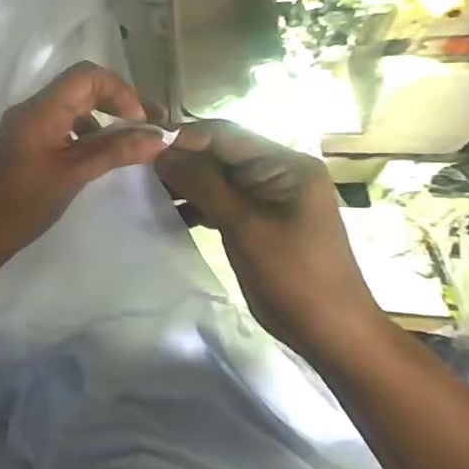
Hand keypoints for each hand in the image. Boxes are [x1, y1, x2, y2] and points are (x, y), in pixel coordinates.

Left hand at [0, 62, 171, 264]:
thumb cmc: (26, 203)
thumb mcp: (75, 175)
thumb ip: (115, 151)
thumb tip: (159, 138)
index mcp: (40, 110)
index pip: (86, 76)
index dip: (120, 91)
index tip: (139, 122)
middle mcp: (31, 108)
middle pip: (80, 86)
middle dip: (116, 101)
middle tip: (146, 126)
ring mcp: (25, 124)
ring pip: (72, 104)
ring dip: (102, 116)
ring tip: (130, 141)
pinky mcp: (25, 140)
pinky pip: (61, 122)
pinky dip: (85, 130)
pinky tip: (100, 152)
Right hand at [154, 121, 381, 346]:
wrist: (332, 333)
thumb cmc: (294, 276)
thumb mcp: (245, 227)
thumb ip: (203, 184)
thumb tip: (159, 152)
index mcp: (286, 164)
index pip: (223, 134)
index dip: (181, 138)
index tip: (140, 150)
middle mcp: (278, 171)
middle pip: (218, 153)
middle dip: (179, 160)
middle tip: (136, 172)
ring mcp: (269, 195)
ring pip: (215, 176)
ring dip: (183, 182)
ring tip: (145, 191)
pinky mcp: (258, 218)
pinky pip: (220, 199)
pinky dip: (194, 204)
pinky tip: (166, 212)